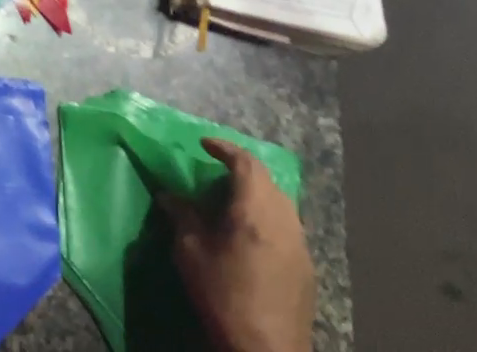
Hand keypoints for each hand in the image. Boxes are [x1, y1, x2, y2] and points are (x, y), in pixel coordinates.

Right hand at [163, 138, 314, 351]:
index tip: (204, 144)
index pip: (248, 165)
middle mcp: (285, 223)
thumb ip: (182, 216)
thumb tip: (171, 196)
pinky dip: (266, 215)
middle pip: (269, 182)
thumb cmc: (221, 293)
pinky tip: (246, 232)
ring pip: (281, 204)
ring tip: (228, 200)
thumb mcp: (190, 251)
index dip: (226, 149)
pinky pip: (286, 225)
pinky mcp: (305, 267)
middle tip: (213, 171)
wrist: (265, 347)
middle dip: (242, 170)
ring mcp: (301, 246)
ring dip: (256, 193)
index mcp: (255, 213)